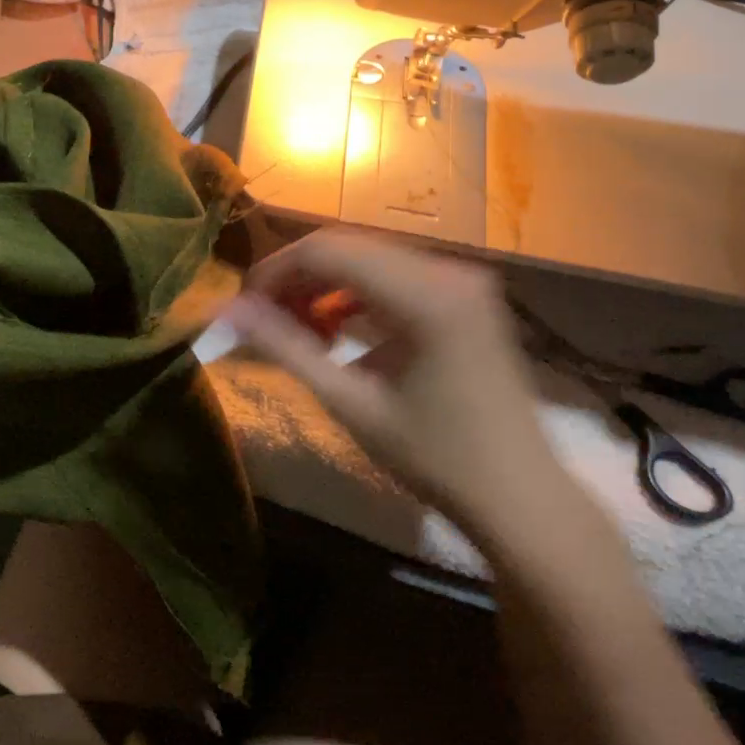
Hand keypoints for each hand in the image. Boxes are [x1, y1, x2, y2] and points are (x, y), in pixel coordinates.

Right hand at [222, 228, 568, 540]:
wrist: (521, 497)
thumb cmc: (433, 456)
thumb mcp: (347, 401)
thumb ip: (283, 346)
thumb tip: (223, 311)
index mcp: (426, 295)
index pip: (325, 250)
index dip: (272, 272)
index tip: (241, 308)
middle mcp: (448, 271)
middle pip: (344, 246)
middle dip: (293, 277)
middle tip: (260, 320)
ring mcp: (461, 281)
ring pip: (364, 257)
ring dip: (319, 285)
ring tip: (294, 329)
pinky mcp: (464, 296)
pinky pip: (390, 274)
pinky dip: (350, 294)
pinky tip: (335, 328)